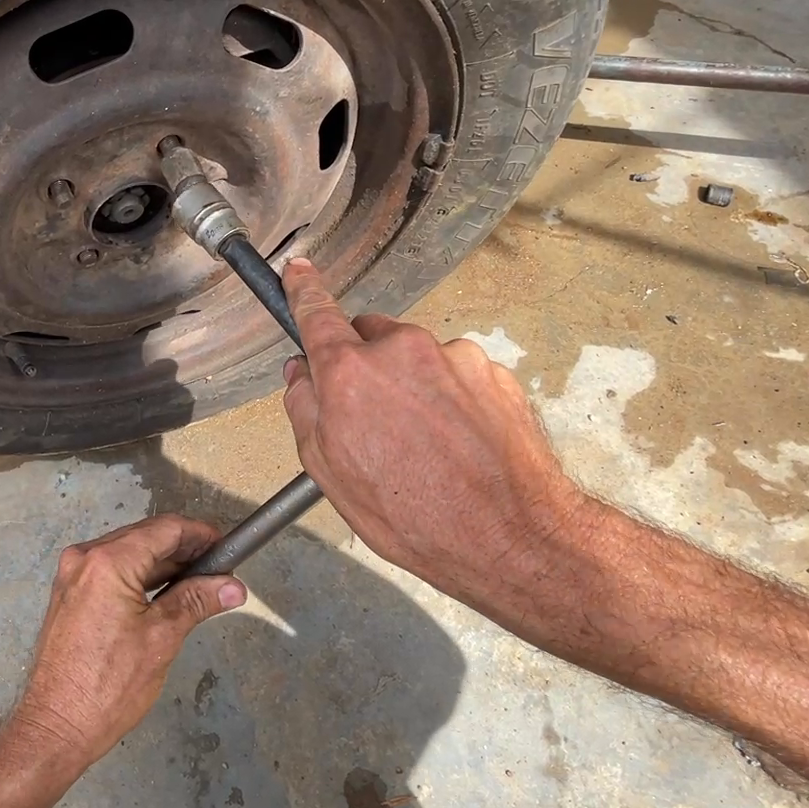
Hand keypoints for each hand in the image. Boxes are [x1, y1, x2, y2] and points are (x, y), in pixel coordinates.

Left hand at [0, 516, 244, 807]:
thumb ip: (196, 601)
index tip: (225, 546)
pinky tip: (164, 592)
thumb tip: (232, 585)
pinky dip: (139, 575)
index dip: (199, 534)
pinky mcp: (69, 592)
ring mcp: (72, 574)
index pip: (164, 529)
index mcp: (107, 561)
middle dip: (183, 548)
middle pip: (143, 536)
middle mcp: (84, 557)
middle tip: (218, 567)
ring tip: (198, 581)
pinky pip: (110, 569)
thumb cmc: (110, 685)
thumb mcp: (162, 638)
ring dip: (162, 562)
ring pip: (127, 552)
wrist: (58, 723)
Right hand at [277, 258, 592, 615]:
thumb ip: (304, 410)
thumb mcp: (328, 471)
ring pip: (413, 353)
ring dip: (408, 380)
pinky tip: (457, 438)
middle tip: (371, 415)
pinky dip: (448, 393)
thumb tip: (301, 374)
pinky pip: (454, 370)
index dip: (302, 289)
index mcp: (349, 372)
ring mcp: (452, 355)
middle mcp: (400, 349)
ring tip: (424, 439)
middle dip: (362, 361)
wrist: (511, 538)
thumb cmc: (409, 513)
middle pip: (367, 334)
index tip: (297, 269)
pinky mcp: (493, 370)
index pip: (316, 313)